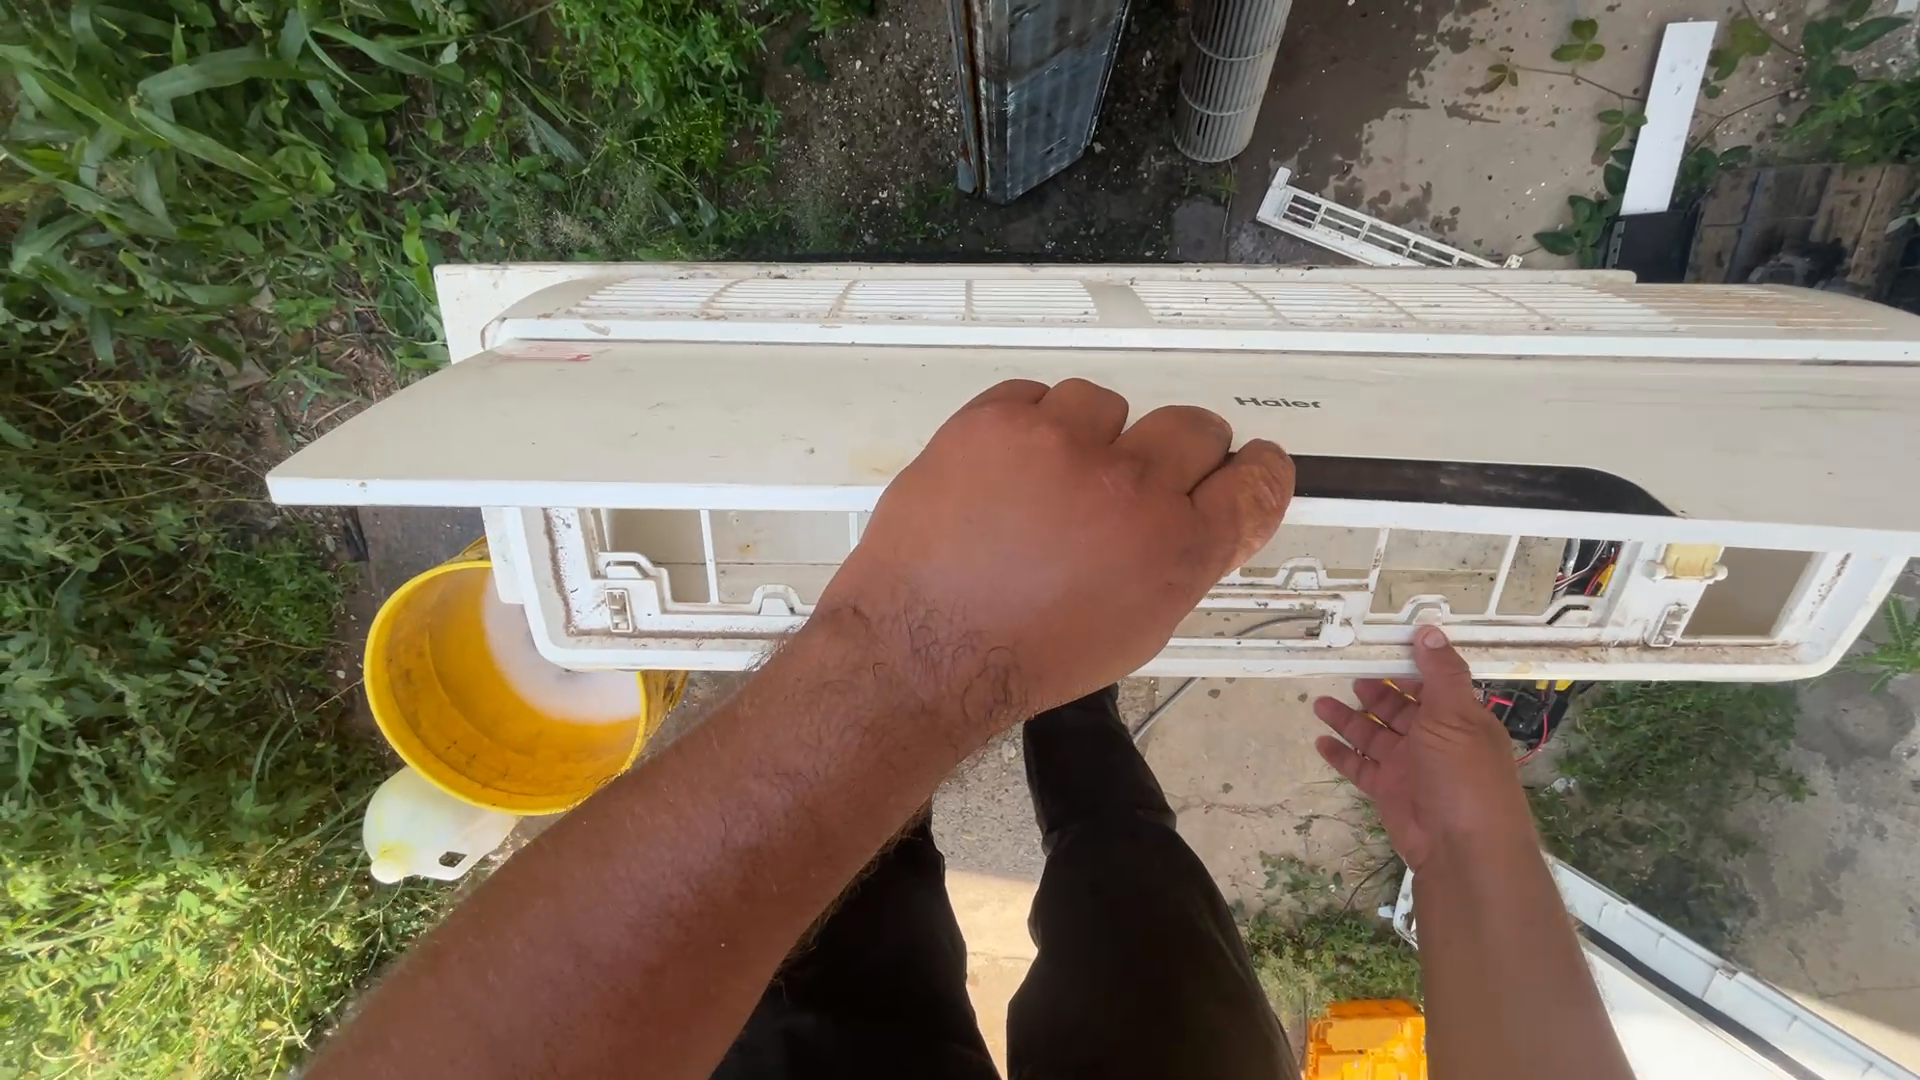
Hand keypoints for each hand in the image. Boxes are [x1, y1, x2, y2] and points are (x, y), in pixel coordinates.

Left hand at [816, 378, 1294, 732]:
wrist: (923, 649)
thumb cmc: (1023, 654)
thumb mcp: (1134, 629)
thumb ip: (1180, 558)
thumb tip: (1201, 510)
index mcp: (1178, 548)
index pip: (1255, 480)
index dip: (1253, 470)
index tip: (1242, 464)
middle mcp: (1131, 486)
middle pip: (1193, 426)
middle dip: (1169, 454)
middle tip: (1122, 483)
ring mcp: (1060, 444)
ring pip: (1105, 405)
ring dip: (1085, 439)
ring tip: (1040, 488)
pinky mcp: (995, 421)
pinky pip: (1034, 396)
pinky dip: (1026, 428)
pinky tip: (1002, 474)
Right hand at [1312, 627, 1535, 870]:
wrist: (1462, 849)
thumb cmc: (1464, 776)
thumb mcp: (1455, 717)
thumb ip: (1441, 673)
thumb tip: (1430, 629)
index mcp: (1459, 720)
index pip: (1431, 685)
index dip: (1407, 666)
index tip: (1377, 647)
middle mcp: (1435, 741)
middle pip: (1398, 709)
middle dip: (1373, 692)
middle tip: (1343, 673)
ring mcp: (1410, 767)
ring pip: (1374, 735)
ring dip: (1348, 719)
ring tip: (1320, 704)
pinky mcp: (1388, 790)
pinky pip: (1360, 766)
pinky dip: (1341, 754)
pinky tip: (1321, 742)